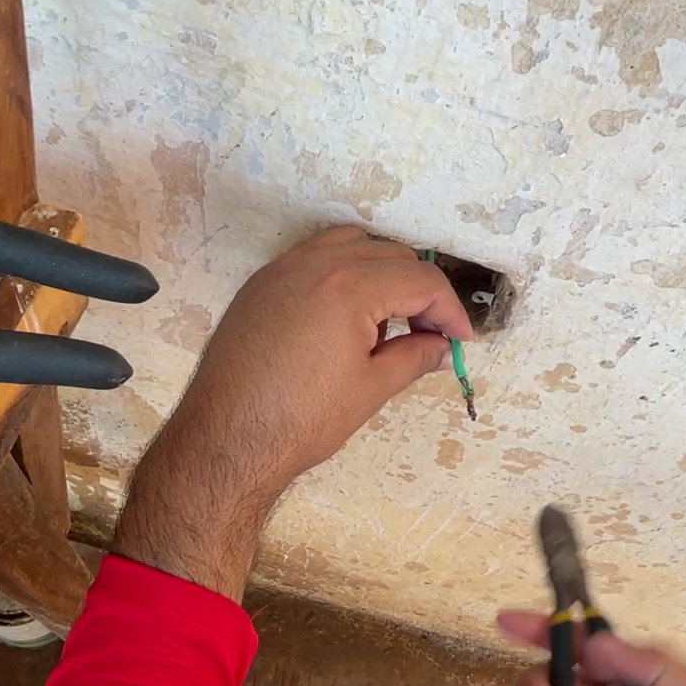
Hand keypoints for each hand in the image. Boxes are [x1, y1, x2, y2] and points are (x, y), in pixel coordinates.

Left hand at [112, 227, 472, 599]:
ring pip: (351, 245)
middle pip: (390, 255)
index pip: (420, 280)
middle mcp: (315, 263)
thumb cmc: (301, 420)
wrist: (226, 439)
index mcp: (348, 286)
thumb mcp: (370, 389)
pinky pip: (314, 257)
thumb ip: (414, 357)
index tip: (459, 341)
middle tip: (430, 334)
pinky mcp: (261, 284)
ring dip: (382, 272)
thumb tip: (441, 347)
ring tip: (387, 320)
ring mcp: (282, 269)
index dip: (450, 311)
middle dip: (419, 291)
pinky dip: (343, 273)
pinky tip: (345, 316)